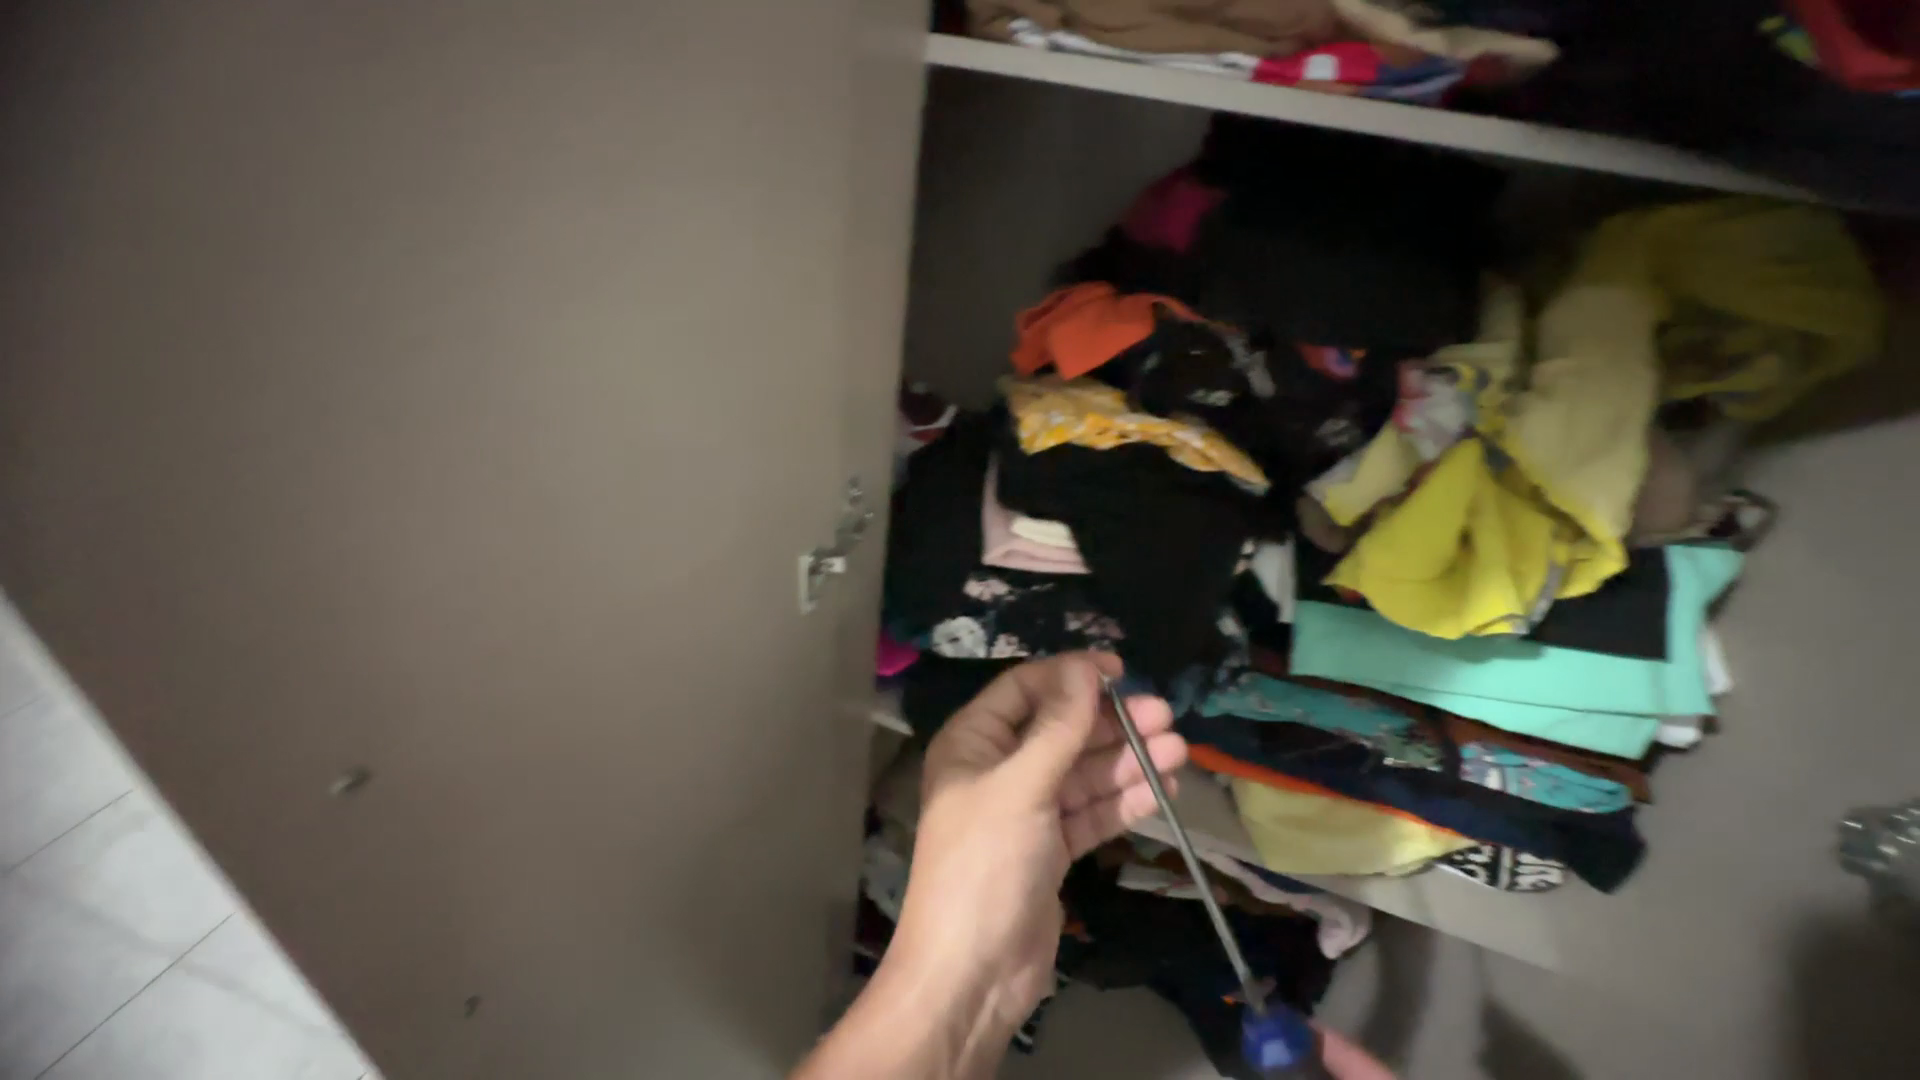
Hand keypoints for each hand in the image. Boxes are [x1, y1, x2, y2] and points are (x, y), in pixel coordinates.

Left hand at [890, 652, 1187, 1067]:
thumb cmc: (985, 865)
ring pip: (1081, 773)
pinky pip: (1089, 812)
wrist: (972, 974)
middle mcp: (997, 769)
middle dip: (1111, 724)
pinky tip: (1160, 789)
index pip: (1025, 690)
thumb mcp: (1021, 787)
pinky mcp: (1049, 849)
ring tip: (1177, 750)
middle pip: (1061, 731)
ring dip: (1126, 761)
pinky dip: (1121, 801)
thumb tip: (1085, 668)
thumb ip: (1058, 728)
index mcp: (973, 743)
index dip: (1071, 677)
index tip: (1120, 671)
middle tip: (1165, 716)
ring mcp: (1025, 811)